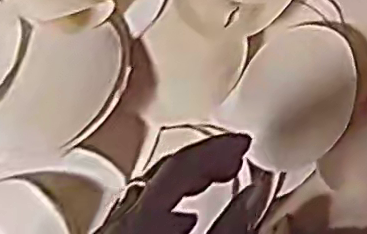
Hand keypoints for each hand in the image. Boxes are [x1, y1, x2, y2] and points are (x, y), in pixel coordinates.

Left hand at [96, 132, 272, 233]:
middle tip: (236, 152)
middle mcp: (116, 220)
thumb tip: (258, 188)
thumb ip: (232, 220)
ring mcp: (108, 232)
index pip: (181, 162)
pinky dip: (164, 205)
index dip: (218, 146)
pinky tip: (182, 217)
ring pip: (146, 190)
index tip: (245, 141)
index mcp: (139, 215)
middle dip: (205, 156)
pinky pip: (135, 212)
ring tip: (215, 179)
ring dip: (185, 180)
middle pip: (162, 170)